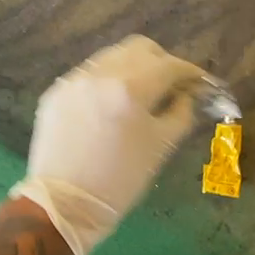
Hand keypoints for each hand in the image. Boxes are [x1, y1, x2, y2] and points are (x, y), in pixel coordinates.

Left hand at [10, 35, 207, 254]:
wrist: (64, 205)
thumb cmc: (120, 181)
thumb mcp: (160, 147)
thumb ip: (180, 112)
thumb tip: (187, 94)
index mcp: (130, 90)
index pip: (169, 65)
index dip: (189, 72)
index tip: (199, 82)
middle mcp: (100, 75)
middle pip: (140, 49)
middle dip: (161, 62)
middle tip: (170, 86)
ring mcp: (74, 81)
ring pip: (112, 57)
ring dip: (132, 69)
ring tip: (139, 95)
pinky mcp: (55, 93)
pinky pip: (88, 75)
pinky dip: (106, 83)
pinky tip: (110, 107)